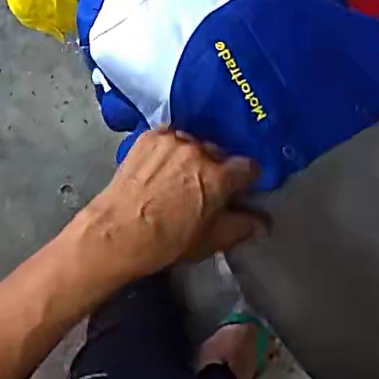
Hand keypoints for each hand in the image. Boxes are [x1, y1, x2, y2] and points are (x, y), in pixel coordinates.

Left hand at [68, 128, 265, 290]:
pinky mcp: (151, 136)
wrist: (115, 234)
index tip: (240, 187)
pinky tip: (160, 167)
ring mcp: (173, 139)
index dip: (246, 178)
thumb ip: (241, 227)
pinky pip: (170, 137)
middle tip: (205, 186)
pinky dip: (170, 149)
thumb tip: (264, 223)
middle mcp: (199, 150)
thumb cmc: (165, 242)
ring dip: (193, 155)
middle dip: (217, 167)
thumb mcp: (209, 241)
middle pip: (219, 152)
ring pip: (194, 142)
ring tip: (179, 175)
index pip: (247, 166)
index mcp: (218, 175)